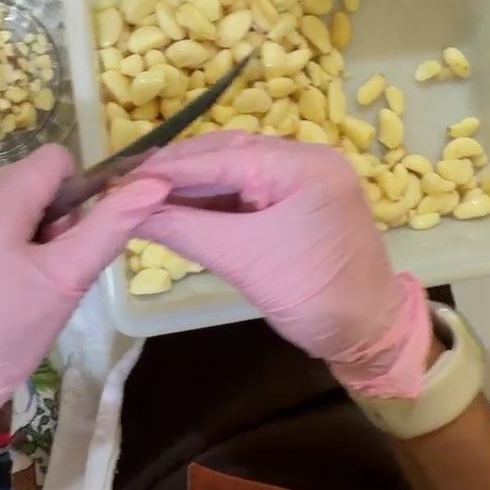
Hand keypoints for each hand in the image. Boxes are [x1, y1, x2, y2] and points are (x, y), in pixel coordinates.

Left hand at [0, 145, 168, 475]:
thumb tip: (151, 184)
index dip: (70, 195)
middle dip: (34, 212)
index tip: (60, 241)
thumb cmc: (5, 338)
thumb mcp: (66, 283)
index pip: (52, 160)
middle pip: (18, 179)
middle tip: (30, 268)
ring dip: (0, 222)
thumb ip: (109, 227)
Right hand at [131, 131, 434, 398]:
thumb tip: (128, 212)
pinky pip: (242, 189)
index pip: (221, 156)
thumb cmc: (313, 297)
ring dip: (187, 184)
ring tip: (140, 192)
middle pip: (224, 153)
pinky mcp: (293, 199)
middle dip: (174, 170)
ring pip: (230, 170)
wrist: (369, 336)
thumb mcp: (243, 260)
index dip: (167, 168)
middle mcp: (302, 159)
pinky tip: (174, 204)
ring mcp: (299, 178)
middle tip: (124, 182)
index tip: (121, 176)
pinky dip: (208, 199)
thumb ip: (185, 229)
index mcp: (302, 165)